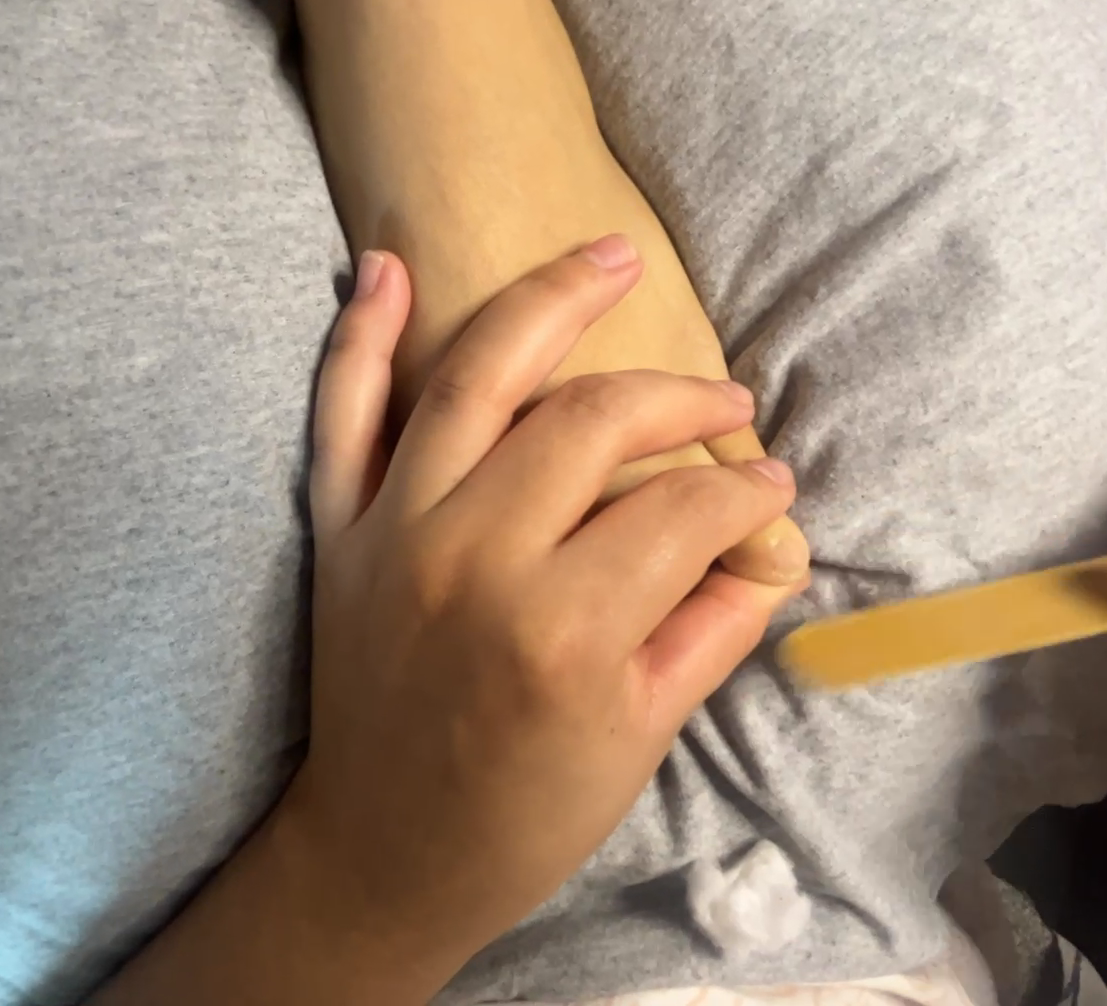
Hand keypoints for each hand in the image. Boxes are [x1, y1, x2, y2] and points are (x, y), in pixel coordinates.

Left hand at [287, 236, 800, 983]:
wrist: (383, 848)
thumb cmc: (522, 813)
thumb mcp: (642, 737)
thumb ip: (711, 627)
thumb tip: (765, 543)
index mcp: (563, 632)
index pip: (682, 511)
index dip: (744, 490)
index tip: (768, 482)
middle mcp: (472, 560)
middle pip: (589, 422)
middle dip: (676, 399)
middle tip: (723, 399)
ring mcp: (392, 531)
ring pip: (474, 379)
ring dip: (547, 304)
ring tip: (607, 259)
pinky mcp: (339, 530)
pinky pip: (339, 415)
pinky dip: (356, 336)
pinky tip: (385, 267)